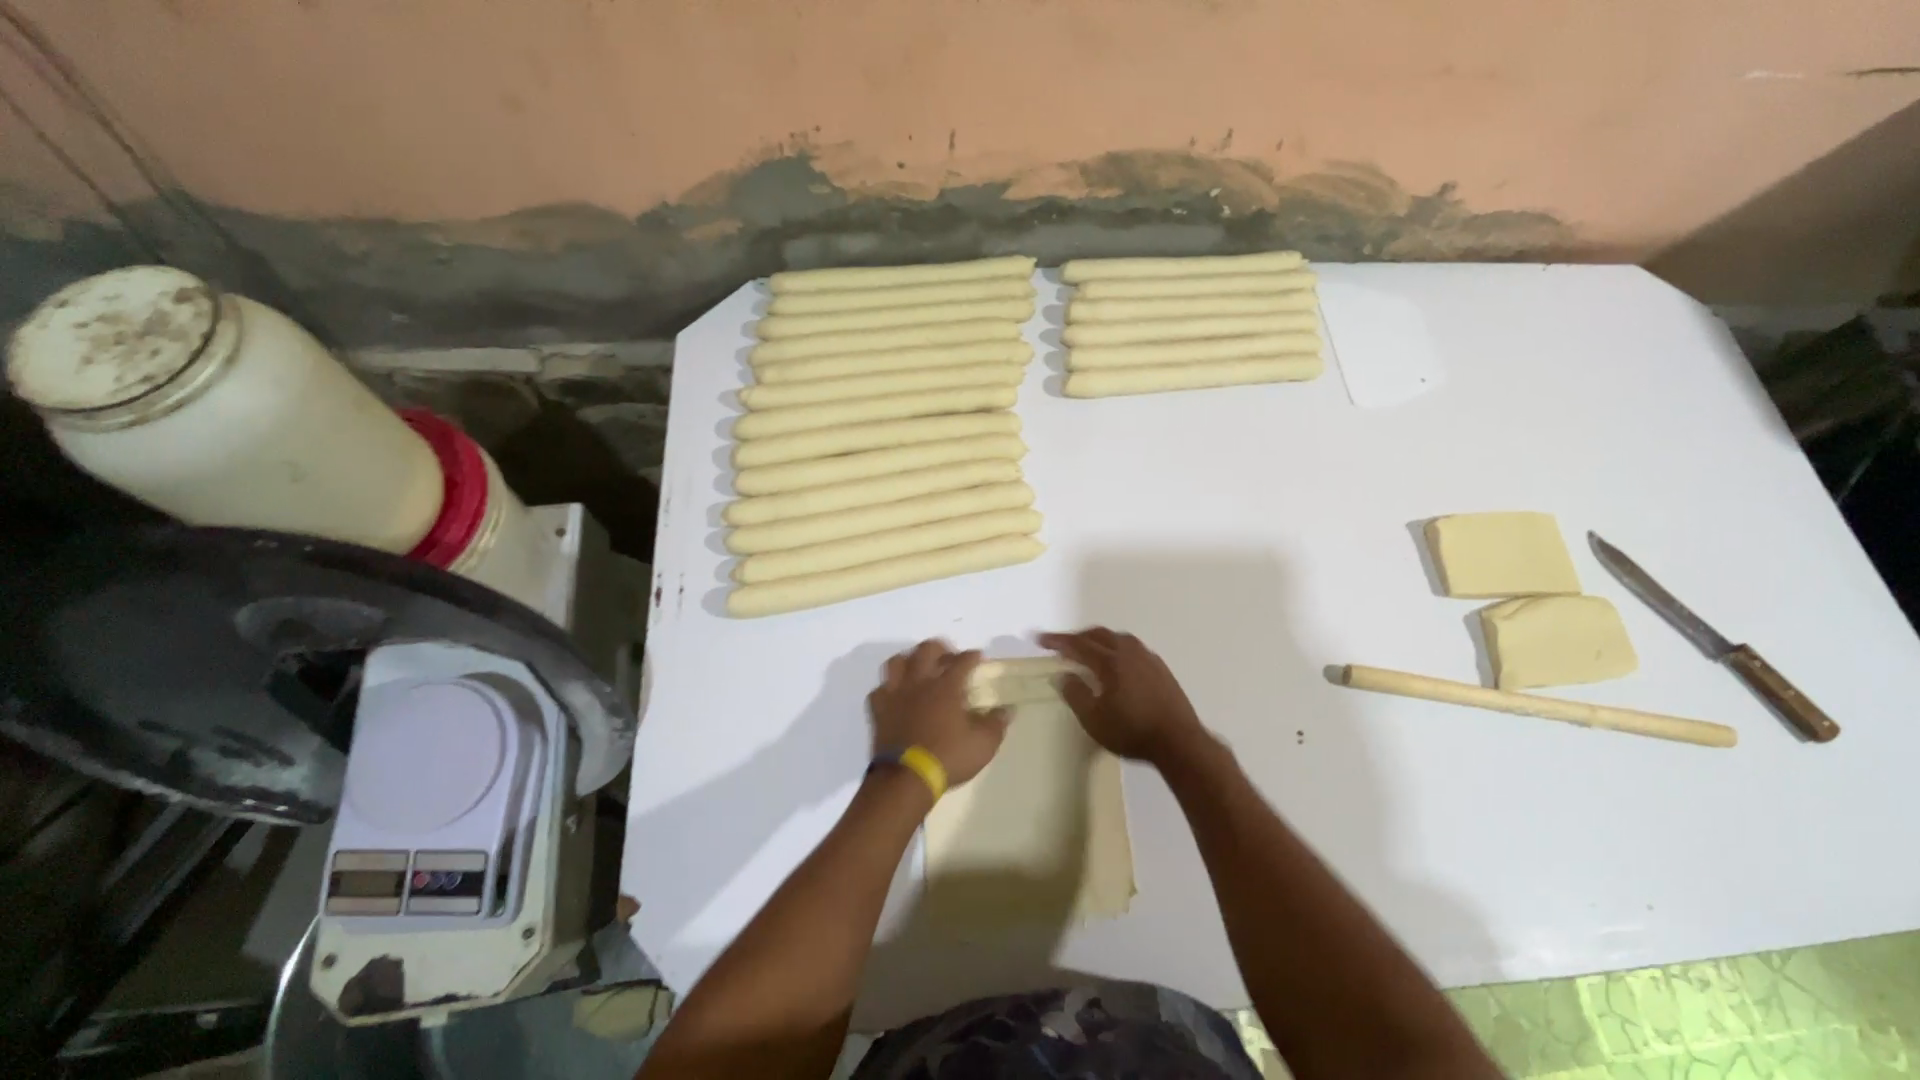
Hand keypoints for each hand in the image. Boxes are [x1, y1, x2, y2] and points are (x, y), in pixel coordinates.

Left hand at [868, 640, 1008, 787]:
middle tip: (949, 658)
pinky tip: (896, 696)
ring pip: (897, 662)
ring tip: (919, 669)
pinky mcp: (878, 710)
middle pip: (926, 650)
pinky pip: (879, 689)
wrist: (906, 778)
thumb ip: (996, 723)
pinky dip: (888, 688)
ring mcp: (895, 694)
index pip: (962, 661)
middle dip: (940, 648)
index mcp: (946, 687)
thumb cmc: (948, 758)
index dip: (972, 656)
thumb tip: (1007, 709)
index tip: (978, 657)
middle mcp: (919, 682)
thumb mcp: (983, 744)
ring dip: (909, 660)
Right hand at [1040, 627, 1207, 764]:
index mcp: (1111, 662)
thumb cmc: (1132, 732)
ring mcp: (1149, 659)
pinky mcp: (1162, 669)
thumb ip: (1075, 694)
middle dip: (1078, 637)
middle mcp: (1130, 653)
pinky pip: (1133, 648)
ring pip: (1119, 639)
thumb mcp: (1093, 719)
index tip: (1040, 639)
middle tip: (1063, 645)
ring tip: (1089, 651)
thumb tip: (1062, 675)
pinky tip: (1117, 664)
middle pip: (1099, 635)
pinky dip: (1117, 649)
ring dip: (1100, 640)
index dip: (1057, 640)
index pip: (1078, 644)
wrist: (1179, 742)